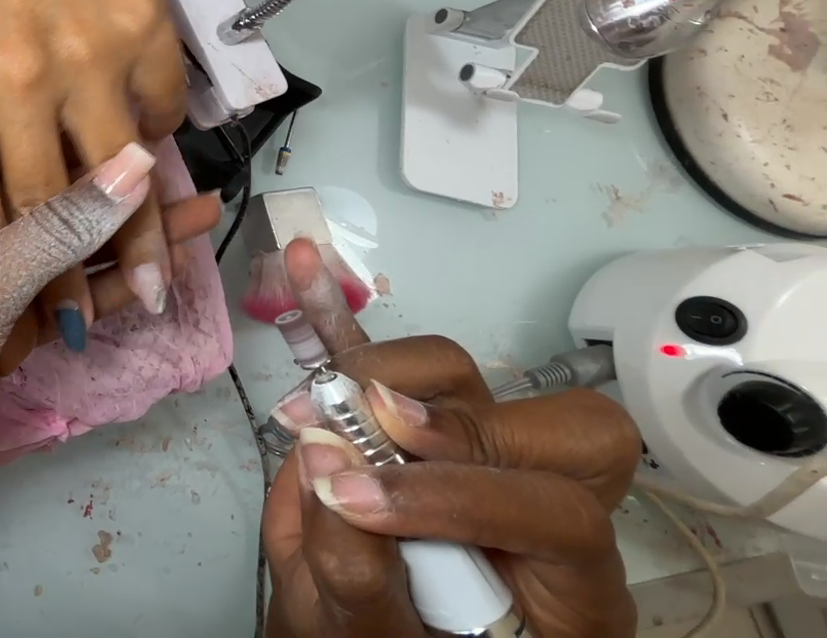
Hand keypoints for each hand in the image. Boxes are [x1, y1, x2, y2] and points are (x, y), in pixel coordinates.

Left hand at [0, 0, 187, 351]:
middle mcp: (19, 78)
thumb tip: (8, 213)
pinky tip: (148, 149)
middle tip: (84, 329)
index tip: (11, 296)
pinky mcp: (148, 36)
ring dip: (139, 241)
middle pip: (48, 203)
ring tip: (155, 290)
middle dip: (68, 279)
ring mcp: (88, 57)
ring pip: (121, 176)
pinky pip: (164, 114)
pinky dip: (159, 141)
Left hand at [0, 143, 219, 519]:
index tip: (169, 126)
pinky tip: (157, 273)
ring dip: (131, 238)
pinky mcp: (9, 324)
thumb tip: (134, 160)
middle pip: (66, 198)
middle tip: (203, 174)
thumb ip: (57, 227)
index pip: (42, 148)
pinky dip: (112, 288)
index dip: (102, 139)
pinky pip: (70, 296)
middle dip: (130, 190)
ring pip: (76, 249)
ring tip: (200, 213)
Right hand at [260, 264, 641, 637]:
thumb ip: (353, 563)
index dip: (458, 492)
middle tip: (359, 428)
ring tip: (312, 404)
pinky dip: (336, 312)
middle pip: (536, 424)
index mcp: (563, 582)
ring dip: (376, 371)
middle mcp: (529, 498)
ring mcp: (463, 446)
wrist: (357, 626)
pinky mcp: (397, 414)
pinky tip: (303, 265)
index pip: (557, 512)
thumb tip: (325, 460)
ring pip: (456, 373)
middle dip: (438, 417)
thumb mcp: (365, 631)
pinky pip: (375, 351)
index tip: (357, 493)